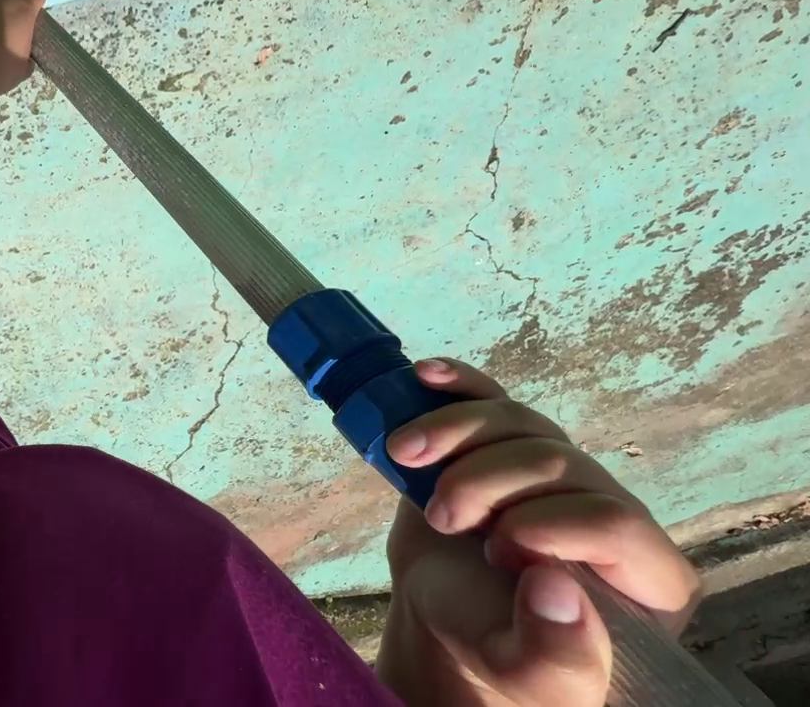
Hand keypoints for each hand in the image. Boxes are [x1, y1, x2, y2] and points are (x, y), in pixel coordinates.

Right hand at [373, 358, 700, 706]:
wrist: (447, 610)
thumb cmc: (495, 647)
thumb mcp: (526, 673)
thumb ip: (556, 654)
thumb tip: (555, 586)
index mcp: (644, 573)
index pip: (613, 522)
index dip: (544, 526)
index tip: (493, 552)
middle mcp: (608, 509)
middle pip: (552, 461)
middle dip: (479, 481)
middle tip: (442, 519)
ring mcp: (552, 469)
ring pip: (516, 419)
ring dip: (448, 430)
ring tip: (404, 456)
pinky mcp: (497, 442)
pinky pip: (489, 394)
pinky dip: (455, 379)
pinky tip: (423, 374)